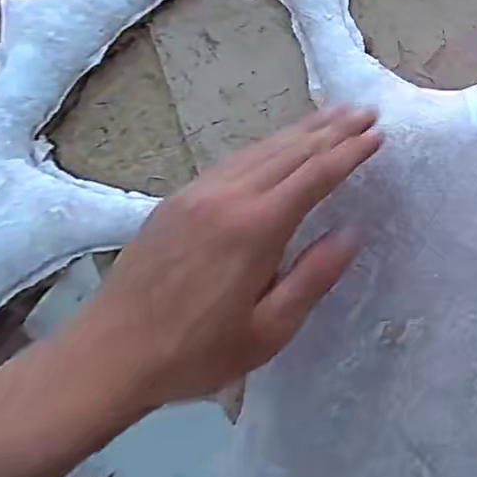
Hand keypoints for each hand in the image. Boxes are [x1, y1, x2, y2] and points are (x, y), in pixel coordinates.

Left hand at [61, 105, 381, 412]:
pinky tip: (284, 140)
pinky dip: (271, 142)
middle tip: (368, 112)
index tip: (378, 135)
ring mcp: (198, 195)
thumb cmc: (194, 352)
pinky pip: (237, 158)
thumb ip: (314, 277)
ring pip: (264, 148)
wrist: (97, 363)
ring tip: (337, 113)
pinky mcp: (177, 200)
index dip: (351, 152)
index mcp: (255, 228)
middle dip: (335, 129)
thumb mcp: (270, 330)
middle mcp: (228, 199)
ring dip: (305, 128)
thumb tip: (351, 232)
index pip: (316, 175)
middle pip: (292, 150)